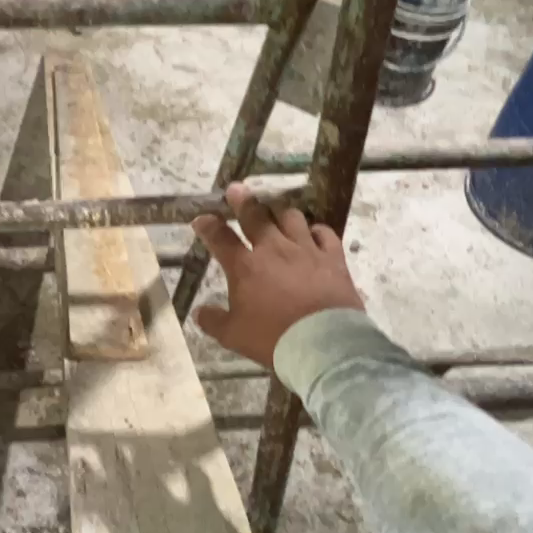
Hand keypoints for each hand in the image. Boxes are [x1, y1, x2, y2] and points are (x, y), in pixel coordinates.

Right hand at [190, 183, 363, 367]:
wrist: (321, 343)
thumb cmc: (272, 338)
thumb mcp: (233, 336)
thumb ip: (213, 321)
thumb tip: (199, 312)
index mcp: (245, 267)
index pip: (220, 238)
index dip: (208, 226)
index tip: (201, 218)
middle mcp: (273, 249)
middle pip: (256, 216)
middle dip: (243, 201)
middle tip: (237, 189)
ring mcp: (306, 250)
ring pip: (291, 217)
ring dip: (280, 212)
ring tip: (276, 211)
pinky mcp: (332, 257)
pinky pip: (324, 233)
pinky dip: (316, 230)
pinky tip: (312, 232)